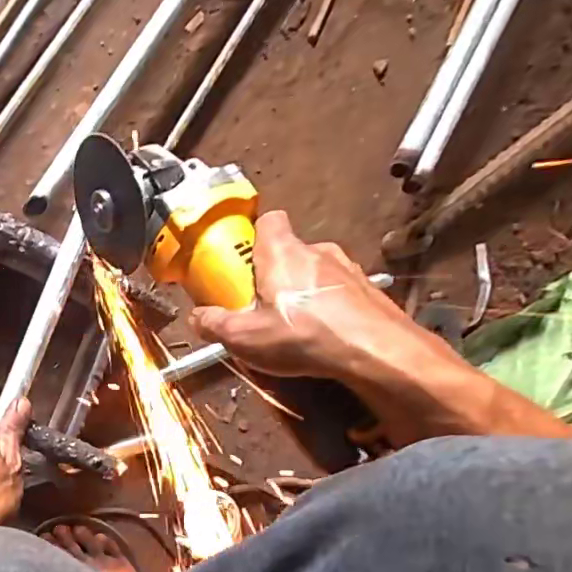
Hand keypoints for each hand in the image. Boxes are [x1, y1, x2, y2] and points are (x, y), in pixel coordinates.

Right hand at [187, 210, 459, 384]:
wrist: (375, 351)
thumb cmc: (305, 336)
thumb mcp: (245, 337)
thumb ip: (215, 325)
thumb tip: (197, 318)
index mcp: (282, 252)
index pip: (267, 220)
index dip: (252, 238)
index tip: (240, 266)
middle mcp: (316, 250)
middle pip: (288, 252)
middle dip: (272, 276)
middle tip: (258, 308)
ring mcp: (346, 268)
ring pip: (314, 273)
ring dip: (301, 293)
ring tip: (291, 328)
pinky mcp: (367, 290)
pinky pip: (337, 293)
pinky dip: (326, 308)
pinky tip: (320, 337)